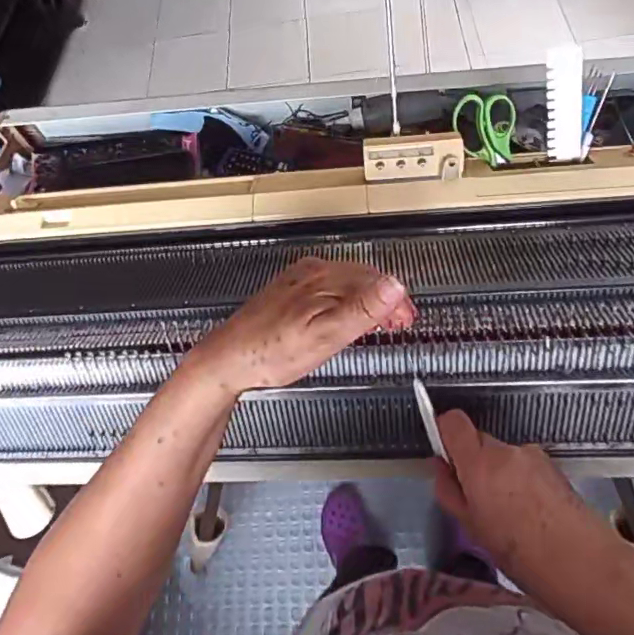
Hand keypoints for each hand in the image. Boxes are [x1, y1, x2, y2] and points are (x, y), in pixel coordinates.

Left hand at [177, 256, 415, 393]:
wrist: (226, 361)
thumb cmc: (268, 353)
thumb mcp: (326, 336)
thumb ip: (363, 310)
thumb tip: (395, 286)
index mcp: (324, 278)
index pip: (375, 280)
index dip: (396, 300)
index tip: (407, 318)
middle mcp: (311, 273)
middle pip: (362, 278)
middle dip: (384, 298)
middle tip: (398, 322)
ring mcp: (298, 281)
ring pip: (345, 282)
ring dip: (366, 299)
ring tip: (377, 320)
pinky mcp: (288, 293)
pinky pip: (327, 288)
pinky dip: (345, 300)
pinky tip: (342, 316)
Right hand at [432, 409, 633, 589]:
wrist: (582, 562)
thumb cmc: (522, 554)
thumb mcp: (472, 528)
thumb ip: (450, 492)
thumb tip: (442, 469)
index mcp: (480, 464)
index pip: (453, 421)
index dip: (444, 431)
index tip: (444, 452)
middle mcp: (506, 451)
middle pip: (479, 440)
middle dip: (474, 462)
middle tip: (477, 497)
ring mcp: (532, 455)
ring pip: (503, 455)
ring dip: (499, 474)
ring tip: (509, 512)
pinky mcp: (552, 464)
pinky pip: (524, 464)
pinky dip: (521, 480)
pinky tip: (529, 511)